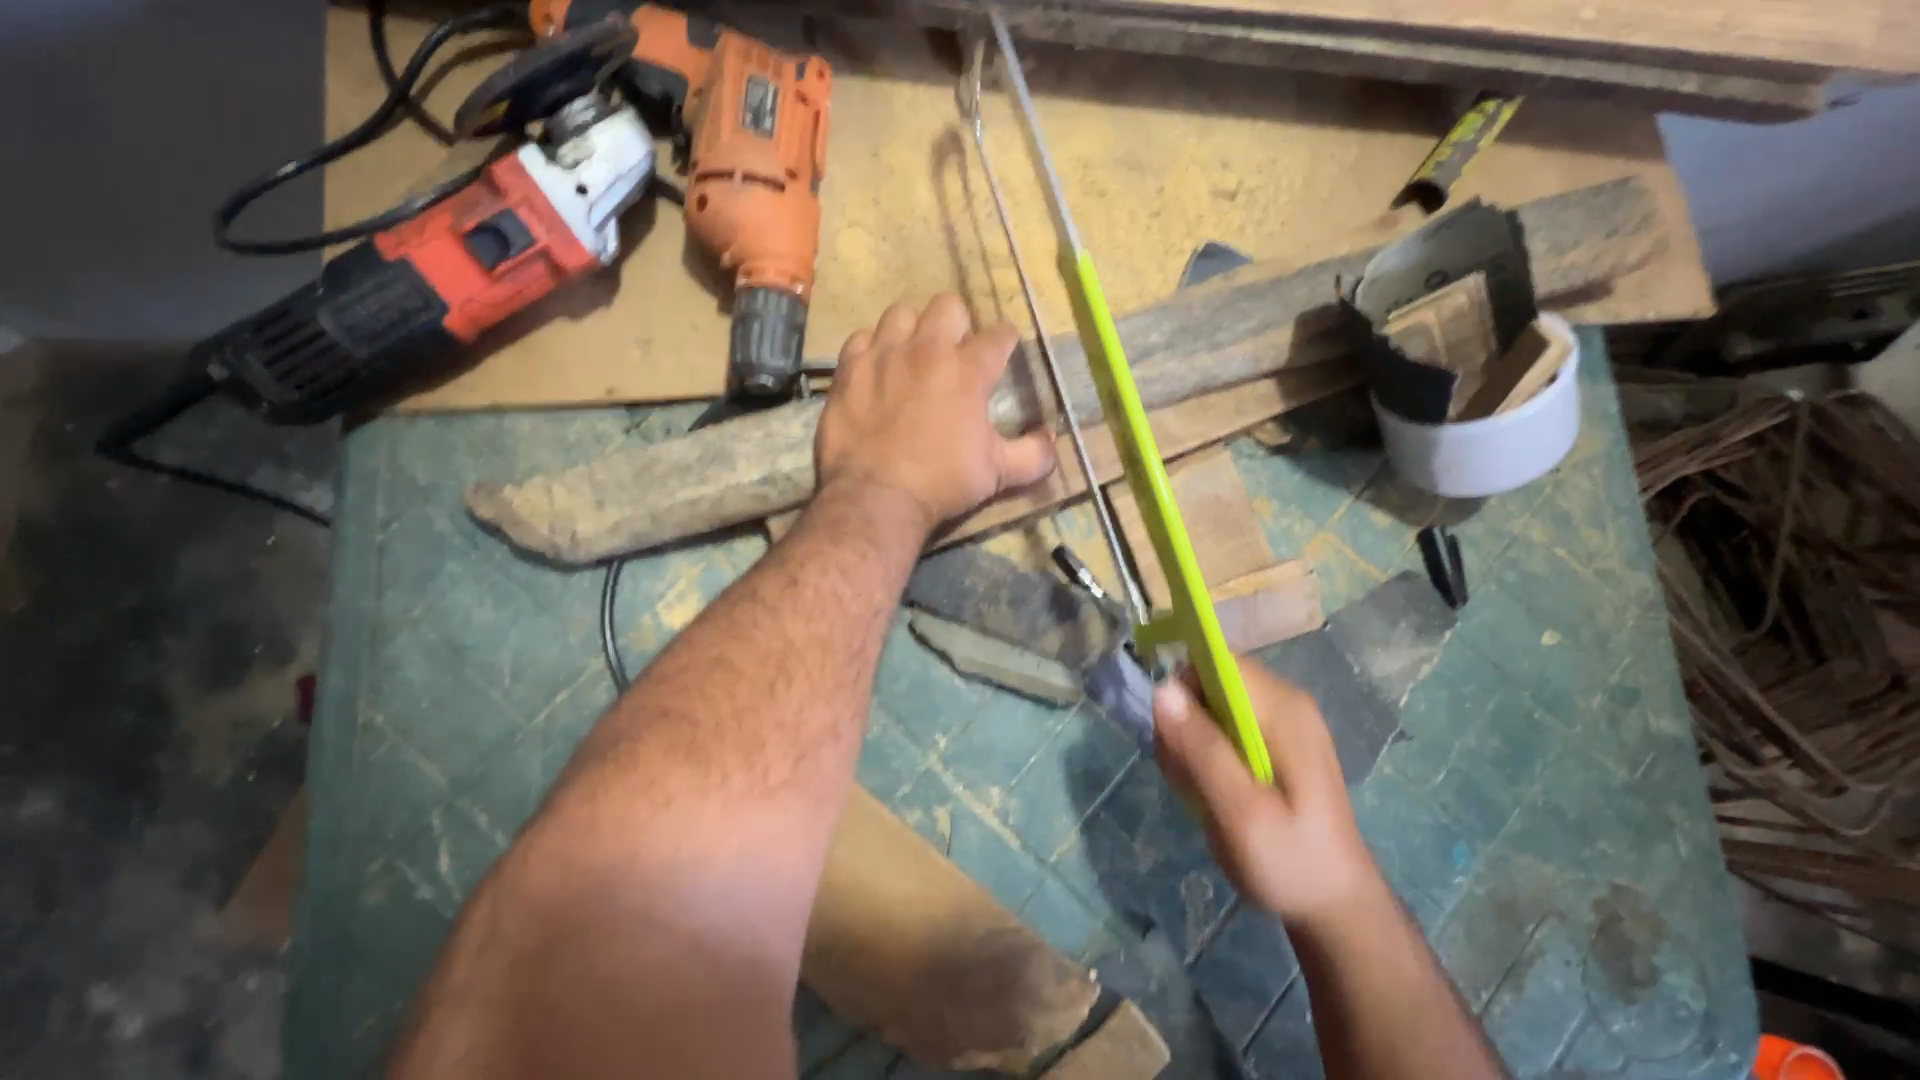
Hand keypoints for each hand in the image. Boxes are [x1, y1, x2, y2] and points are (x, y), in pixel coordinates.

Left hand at [816, 294, 1056, 533]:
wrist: (875, 496)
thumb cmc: (942, 483)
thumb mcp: (997, 474)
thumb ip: (1033, 454)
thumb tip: (1052, 441)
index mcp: (968, 370)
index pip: (999, 335)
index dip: (1005, 342)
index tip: (1003, 353)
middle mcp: (927, 350)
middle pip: (948, 306)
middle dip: (957, 324)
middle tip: (955, 353)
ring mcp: (884, 355)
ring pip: (901, 314)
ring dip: (911, 331)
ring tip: (912, 356)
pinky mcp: (849, 369)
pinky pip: (861, 338)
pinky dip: (872, 350)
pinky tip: (876, 370)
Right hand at [1153, 659, 1384, 927]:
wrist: (1334, 904)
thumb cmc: (1290, 861)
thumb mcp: (1241, 812)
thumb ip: (1202, 750)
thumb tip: (1162, 689)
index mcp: (1283, 711)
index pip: (1218, 663)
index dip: (1184, 689)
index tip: (1172, 739)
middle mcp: (1283, 704)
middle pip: (1209, 685)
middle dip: (1184, 725)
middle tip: (1188, 780)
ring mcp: (1280, 723)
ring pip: (1209, 709)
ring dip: (1190, 747)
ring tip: (1201, 795)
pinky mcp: (1272, 742)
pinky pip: (1220, 730)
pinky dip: (1204, 758)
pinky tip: (1212, 796)